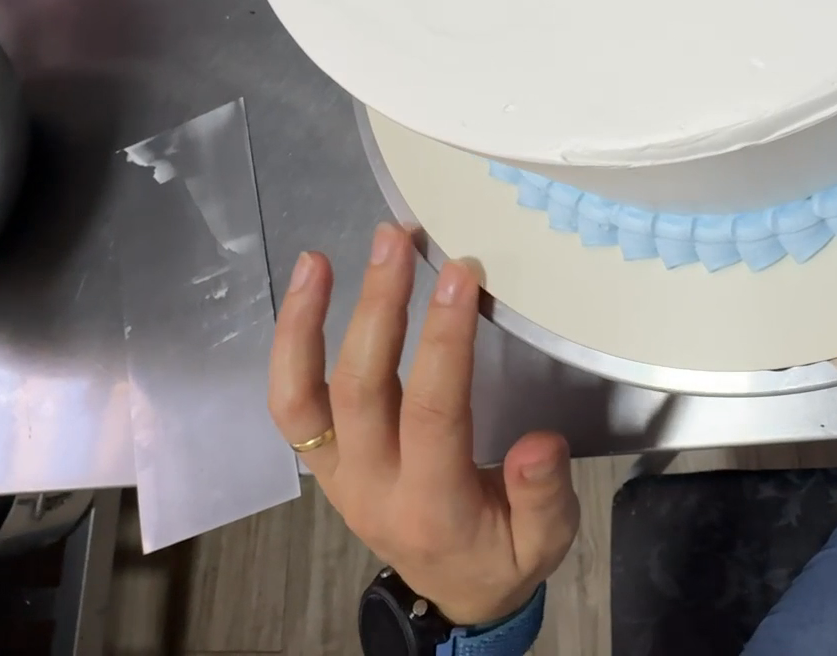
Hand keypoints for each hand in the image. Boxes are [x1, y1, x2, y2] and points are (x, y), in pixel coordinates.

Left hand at [267, 223, 578, 625]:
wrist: (454, 596)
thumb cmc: (504, 556)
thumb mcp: (544, 541)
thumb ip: (544, 496)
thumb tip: (540, 443)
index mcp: (433, 504)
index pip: (433, 410)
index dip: (445, 338)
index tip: (462, 273)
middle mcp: (371, 485)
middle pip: (361, 389)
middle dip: (379, 307)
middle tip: (399, 240)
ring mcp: (338, 472)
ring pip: (302, 397)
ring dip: (306, 323)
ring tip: (319, 258)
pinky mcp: (327, 459)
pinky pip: (292, 403)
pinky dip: (292, 345)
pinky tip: (309, 290)